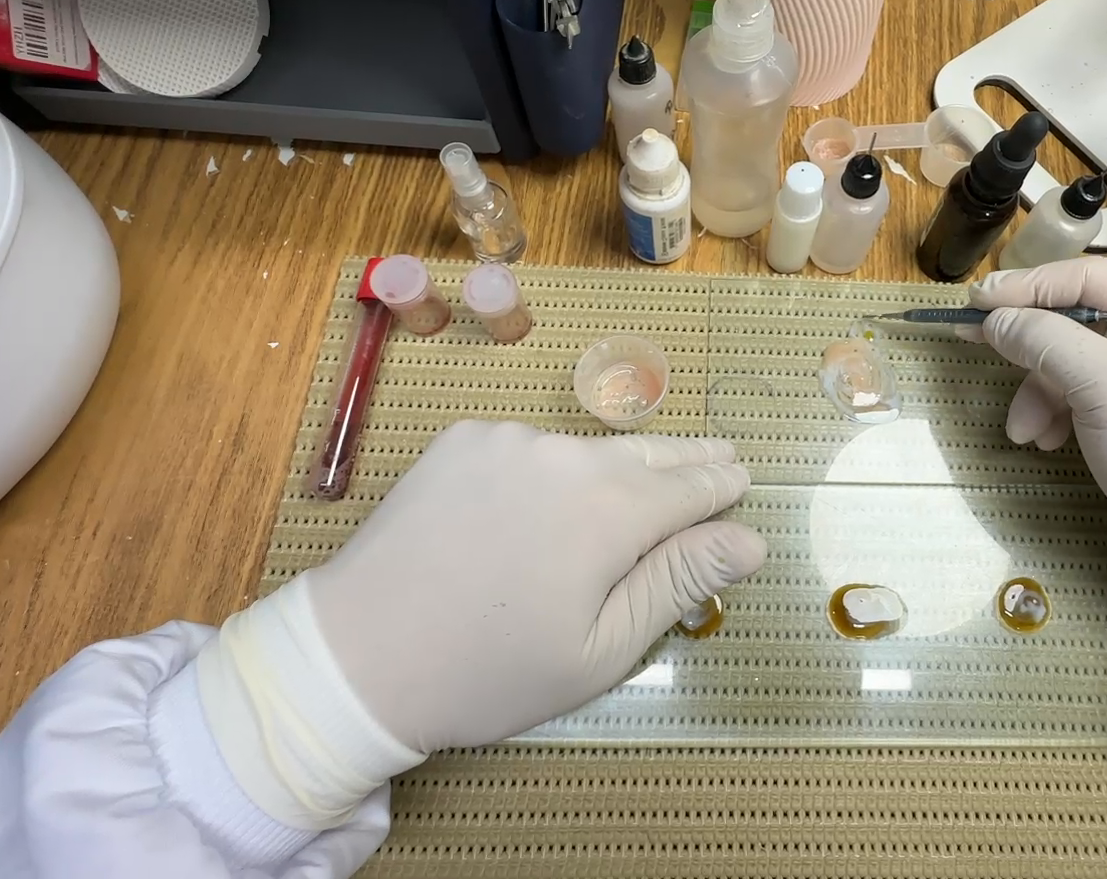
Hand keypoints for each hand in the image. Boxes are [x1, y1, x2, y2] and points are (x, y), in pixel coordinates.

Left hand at [193, 423, 760, 829]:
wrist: (356, 655)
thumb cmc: (492, 669)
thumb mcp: (601, 649)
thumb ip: (678, 582)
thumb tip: (751, 538)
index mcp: (611, 510)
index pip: (690, 487)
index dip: (721, 484)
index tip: (743, 476)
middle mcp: (569, 455)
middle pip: (649, 452)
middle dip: (690, 457)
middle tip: (722, 453)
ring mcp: (512, 437)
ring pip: (589, 449)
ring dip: (618, 466)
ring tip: (640, 481)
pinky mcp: (467, 436)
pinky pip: (531, 447)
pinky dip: (551, 467)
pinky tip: (540, 501)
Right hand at [967, 258, 1106, 553]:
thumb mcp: (1104, 389)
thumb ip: (1046, 341)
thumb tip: (991, 318)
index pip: (1093, 278)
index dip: (1030, 286)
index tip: (976, 299)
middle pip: (1078, 319)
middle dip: (1031, 349)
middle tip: (971, 341)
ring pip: (1071, 358)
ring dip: (1038, 392)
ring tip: (1022, 431)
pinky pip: (1079, 389)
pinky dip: (1054, 411)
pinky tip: (1046, 440)